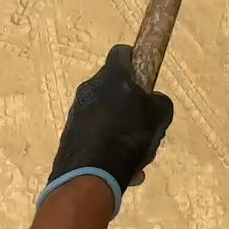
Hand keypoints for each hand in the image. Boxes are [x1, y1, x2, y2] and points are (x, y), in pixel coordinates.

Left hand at [44, 45, 174, 214]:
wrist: (90, 176)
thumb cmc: (129, 134)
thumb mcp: (159, 115)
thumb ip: (159, 102)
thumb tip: (153, 101)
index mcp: (111, 76)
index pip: (122, 52)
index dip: (135, 59)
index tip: (145, 74)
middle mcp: (89, 89)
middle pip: (114, 87)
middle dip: (130, 104)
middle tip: (144, 124)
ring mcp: (76, 114)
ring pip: (106, 116)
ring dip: (121, 131)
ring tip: (138, 157)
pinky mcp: (68, 138)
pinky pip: (96, 137)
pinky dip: (110, 149)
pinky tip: (125, 172)